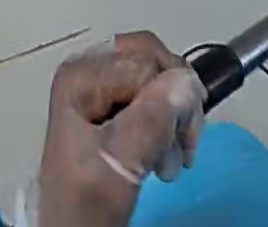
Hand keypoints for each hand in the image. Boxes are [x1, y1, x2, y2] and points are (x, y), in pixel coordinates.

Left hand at [34, 31, 204, 226]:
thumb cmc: (84, 207)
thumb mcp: (118, 163)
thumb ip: (150, 120)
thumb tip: (186, 82)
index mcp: (81, 75)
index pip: (147, 63)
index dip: (171, 96)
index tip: (179, 141)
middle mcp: (91, 70)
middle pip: (155, 61)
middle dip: (178, 101)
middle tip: (183, 144)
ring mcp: (102, 86)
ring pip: (161, 76)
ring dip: (178, 115)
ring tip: (173, 158)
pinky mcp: (114, 104)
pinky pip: (157, 93)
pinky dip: (170, 121)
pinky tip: (167, 153)